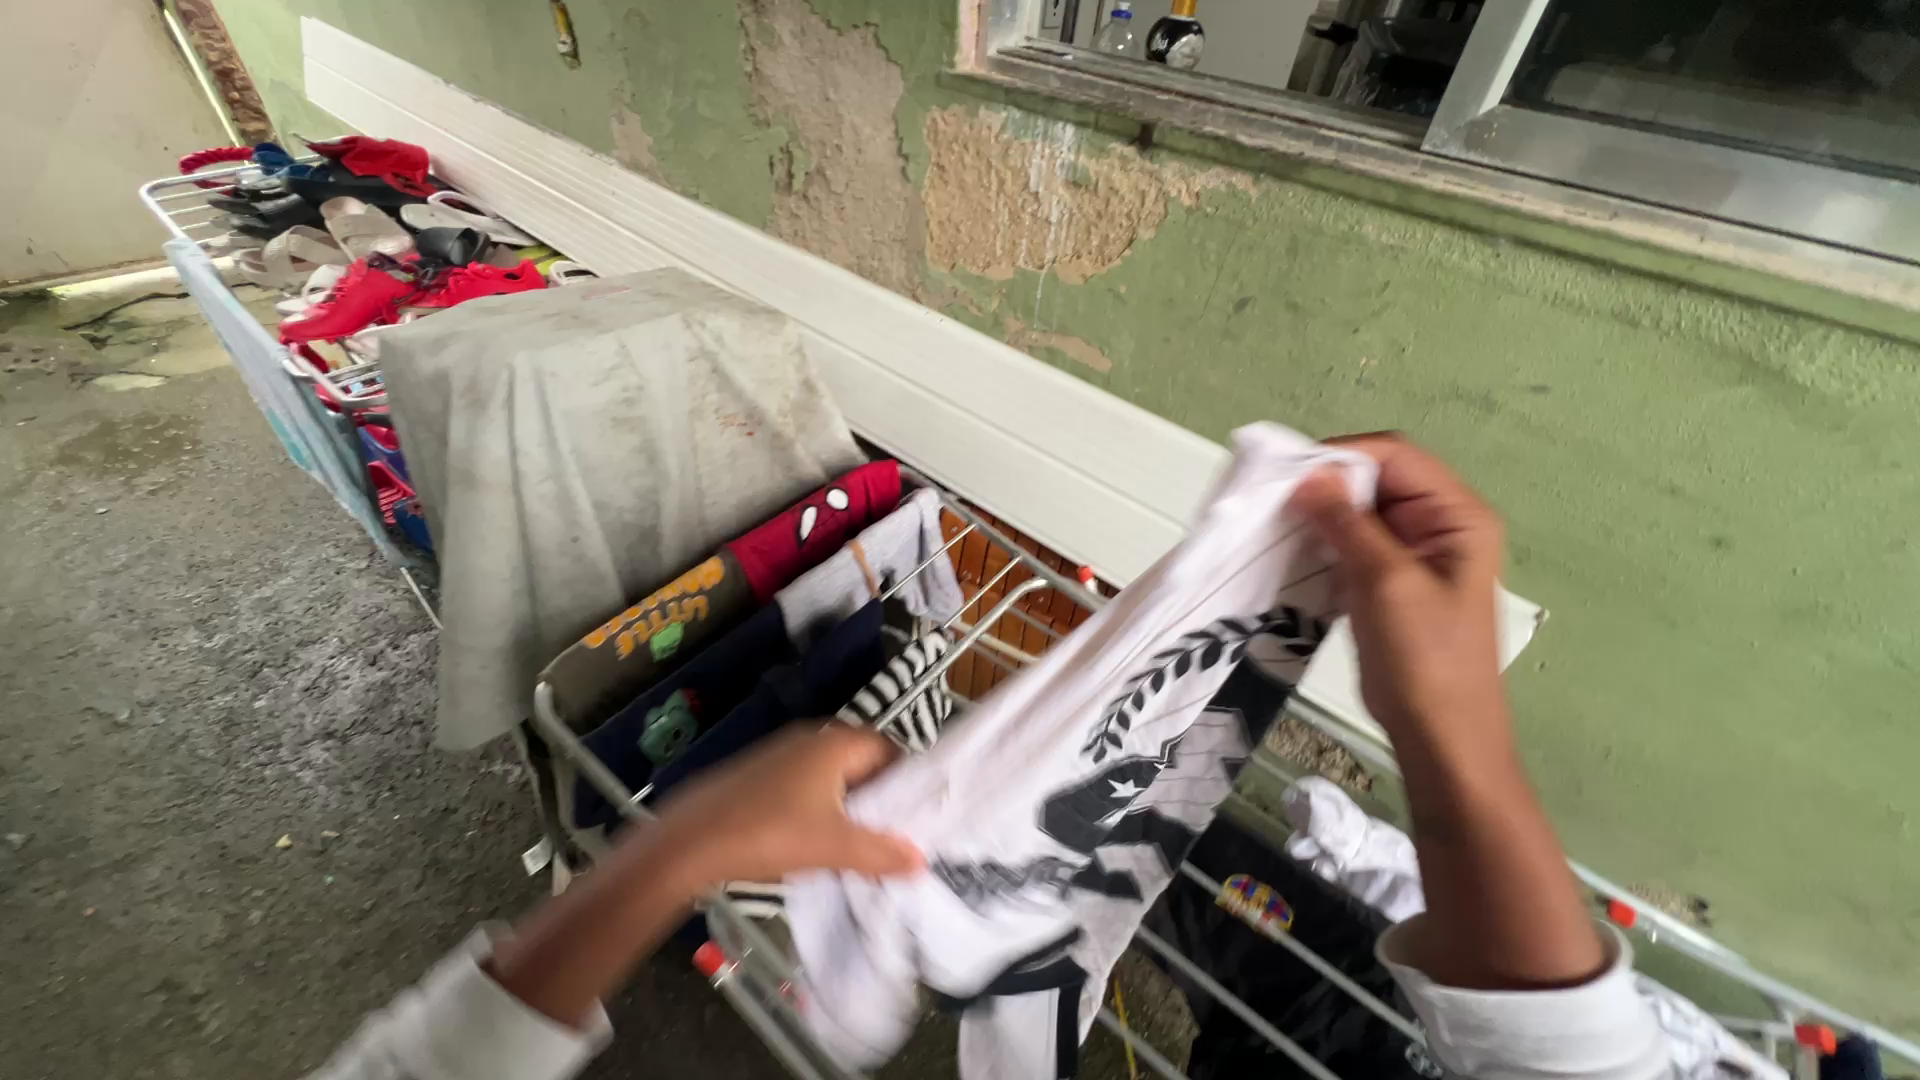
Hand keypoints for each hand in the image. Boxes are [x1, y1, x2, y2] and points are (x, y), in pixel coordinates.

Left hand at [648, 723, 923, 893]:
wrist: (690, 841)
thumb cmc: (769, 832)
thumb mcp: (832, 846)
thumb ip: (880, 852)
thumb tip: (920, 859)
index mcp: (835, 743)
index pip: (889, 748)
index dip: (907, 778)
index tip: (921, 812)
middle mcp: (812, 739)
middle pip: (862, 761)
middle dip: (880, 795)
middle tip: (897, 832)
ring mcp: (782, 755)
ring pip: (833, 776)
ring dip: (850, 805)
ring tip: (863, 842)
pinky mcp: (760, 776)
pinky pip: (807, 785)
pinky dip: (821, 807)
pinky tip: (818, 840)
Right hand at [1291, 433, 1509, 757]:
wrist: (1438, 732)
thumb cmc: (1425, 657)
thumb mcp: (1386, 583)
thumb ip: (1348, 524)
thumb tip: (1309, 474)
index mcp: (1456, 515)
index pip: (1395, 456)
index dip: (1341, 456)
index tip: (1287, 474)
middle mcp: (1435, 523)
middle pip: (1373, 478)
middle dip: (1324, 483)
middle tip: (1273, 500)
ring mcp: (1408, 551)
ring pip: (1354, 510)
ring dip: (1316, 512)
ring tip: (1275, 522)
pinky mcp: (1382, 577)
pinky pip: (1346, 541)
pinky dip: (1318, 539)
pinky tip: (1289, 549)